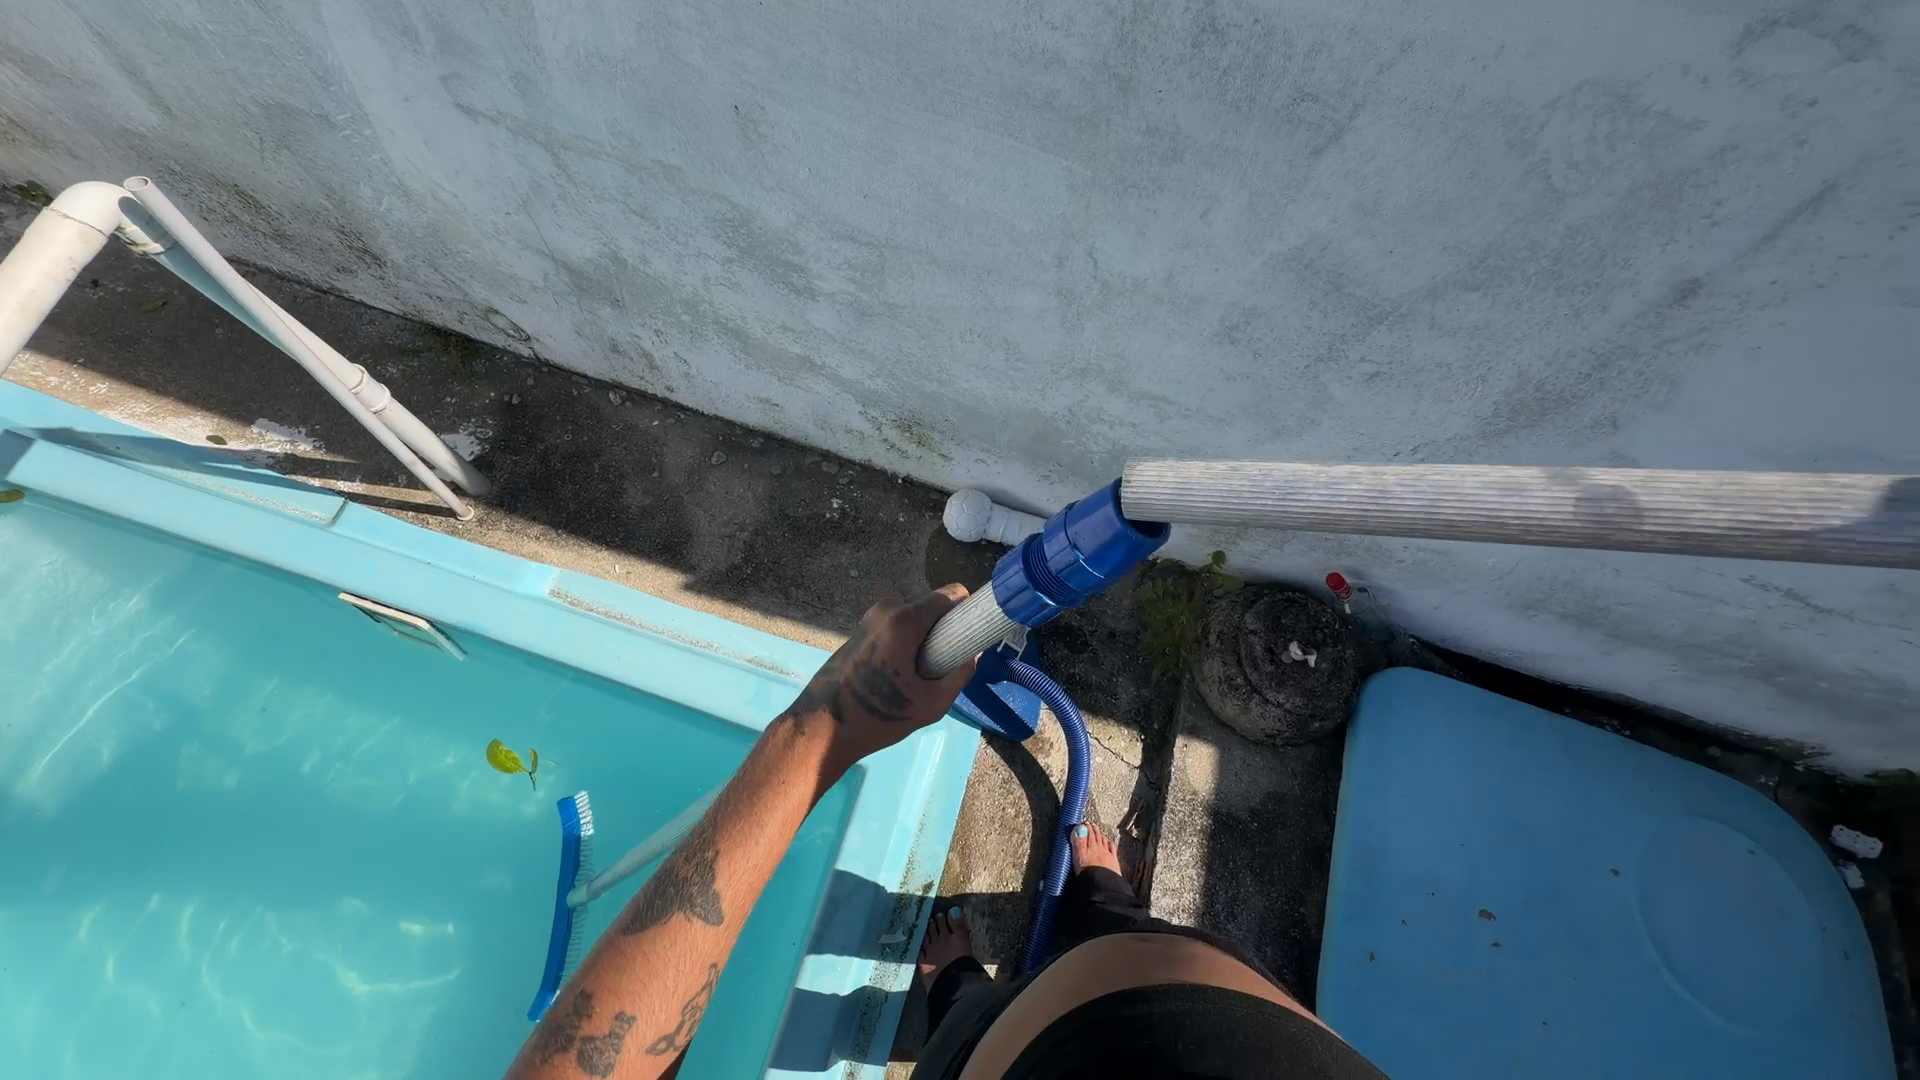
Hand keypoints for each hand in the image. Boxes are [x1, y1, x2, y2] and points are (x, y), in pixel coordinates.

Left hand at [782, 584, 976, 775]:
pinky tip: (894, 678)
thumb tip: (972, 655)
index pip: (951, 594)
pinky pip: (895, 629)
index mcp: (904, 620)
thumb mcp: (932, 704)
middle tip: (938, 670)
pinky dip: (903, 646)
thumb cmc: (878, 717)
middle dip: (942, 634)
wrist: (821, 729)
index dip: (965, 613)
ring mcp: (868, 619)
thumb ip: (960, 674)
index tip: (967, 639)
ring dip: (921, 642)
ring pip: (913, 621)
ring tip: (914, 679)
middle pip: (931, 610)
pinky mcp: (858, 631)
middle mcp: (886, 610)